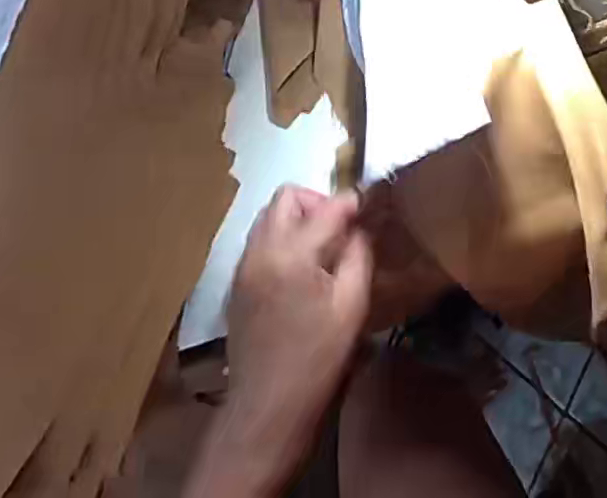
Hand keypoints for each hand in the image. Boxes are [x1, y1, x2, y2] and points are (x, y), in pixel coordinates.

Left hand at [211, 186, 371, 490]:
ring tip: (322, 250)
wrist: (267, 410)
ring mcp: (243, 266)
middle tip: (341, 231)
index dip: (354, 203)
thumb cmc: (317, 357)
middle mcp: (260, 250)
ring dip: (298, 220)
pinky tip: (301, 271)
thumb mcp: (352, 304)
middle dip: (318, 203)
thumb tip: (361, 224)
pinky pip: (261, 240)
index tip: (371, 210)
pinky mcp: (236, 283)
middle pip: (287, 197)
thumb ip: (359, 253)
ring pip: (270, 216)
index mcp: (291, 254)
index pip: (328, 206)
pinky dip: (283, 239)